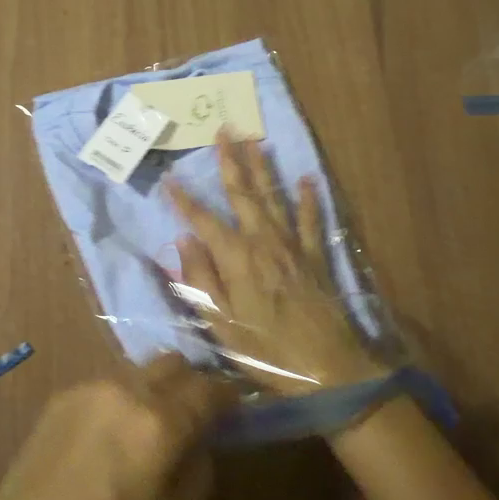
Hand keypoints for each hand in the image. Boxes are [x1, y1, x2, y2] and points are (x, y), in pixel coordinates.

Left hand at [0, 355, 230, 499]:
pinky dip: (123, 399)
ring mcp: (86, 389)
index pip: (208, 388)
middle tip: (199, 415)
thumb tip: (202, 444)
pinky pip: (106, 385)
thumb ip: (198, 476)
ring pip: (137, 371)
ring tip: (155, 428)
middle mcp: (122, 389)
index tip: (238, 409)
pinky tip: (116, 435)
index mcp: (157, 421)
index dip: (229, 396)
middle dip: (191, 383)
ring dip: (155, 389)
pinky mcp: (58, 399)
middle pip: (171, 363)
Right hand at [164, 134, 384, 394]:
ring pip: (274, 198)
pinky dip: (309, 198)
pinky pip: (311, 220)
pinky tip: (305, 179)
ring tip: (255, 140)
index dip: (184, 199)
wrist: (329, 370)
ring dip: (263, 168)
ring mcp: (293, 246)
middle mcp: (264, 242)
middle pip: (243, 194)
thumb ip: (200, 280)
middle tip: (224, 129)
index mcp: (237, 259)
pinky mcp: (316, 257)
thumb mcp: (221, 324)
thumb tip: (183, 240)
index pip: (203, 220)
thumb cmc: (267, 352)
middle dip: (230, 161)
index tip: (169, 177)